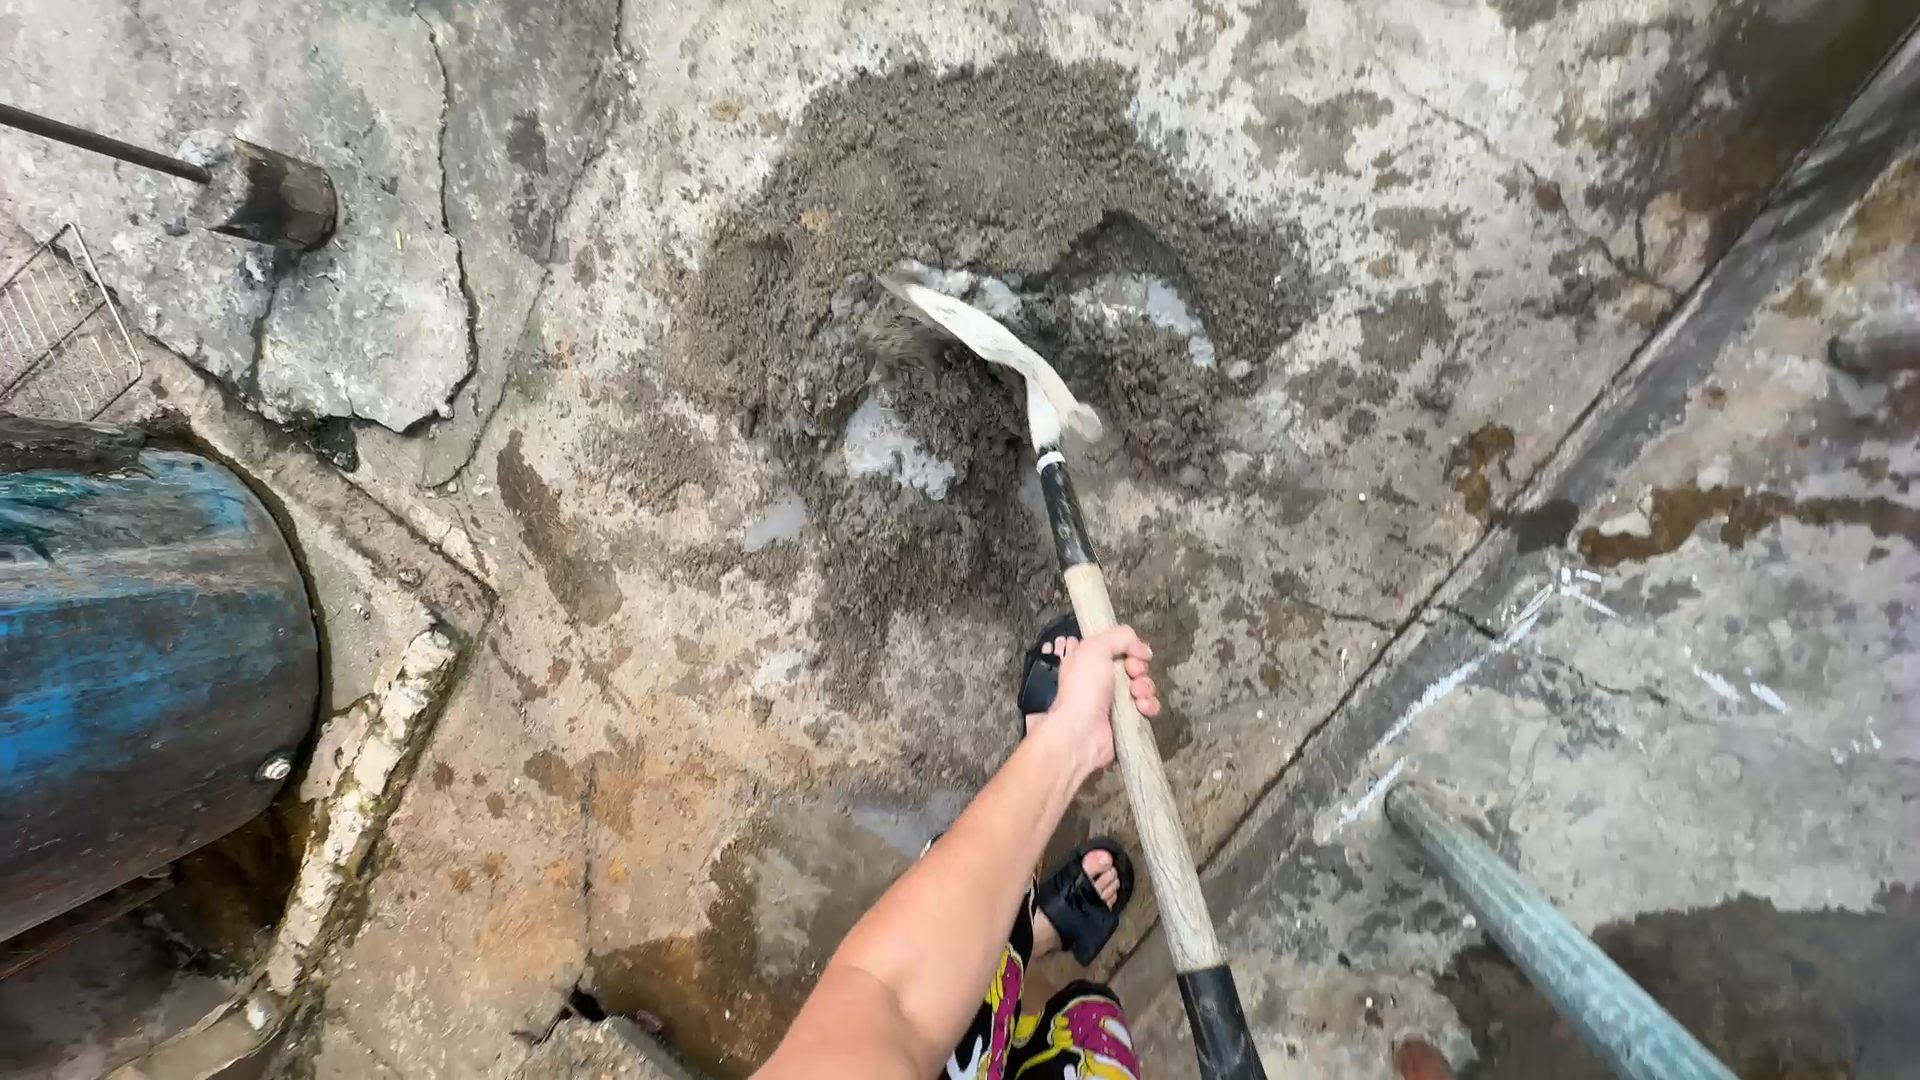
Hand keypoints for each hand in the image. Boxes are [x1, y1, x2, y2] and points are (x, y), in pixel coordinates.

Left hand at [1026, 625, 1159, 777]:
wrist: (1082, 732)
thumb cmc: (1084, 686)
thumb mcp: (1095, 647)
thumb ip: (1120, 636)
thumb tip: (1142, 649)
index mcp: (1088, 659)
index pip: (1117, 646)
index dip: (1129, 647)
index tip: (1132, 653)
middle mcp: (1100, 678)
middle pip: (1133, 665)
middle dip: (1139, 668)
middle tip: (1133, 674)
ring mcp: (1114, 700)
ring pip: (1142, 686)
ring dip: (1145, 687)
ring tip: (1136, 695)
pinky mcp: (1126, 719)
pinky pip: (1147, 707)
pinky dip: (1149, 706)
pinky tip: (1142, 708)